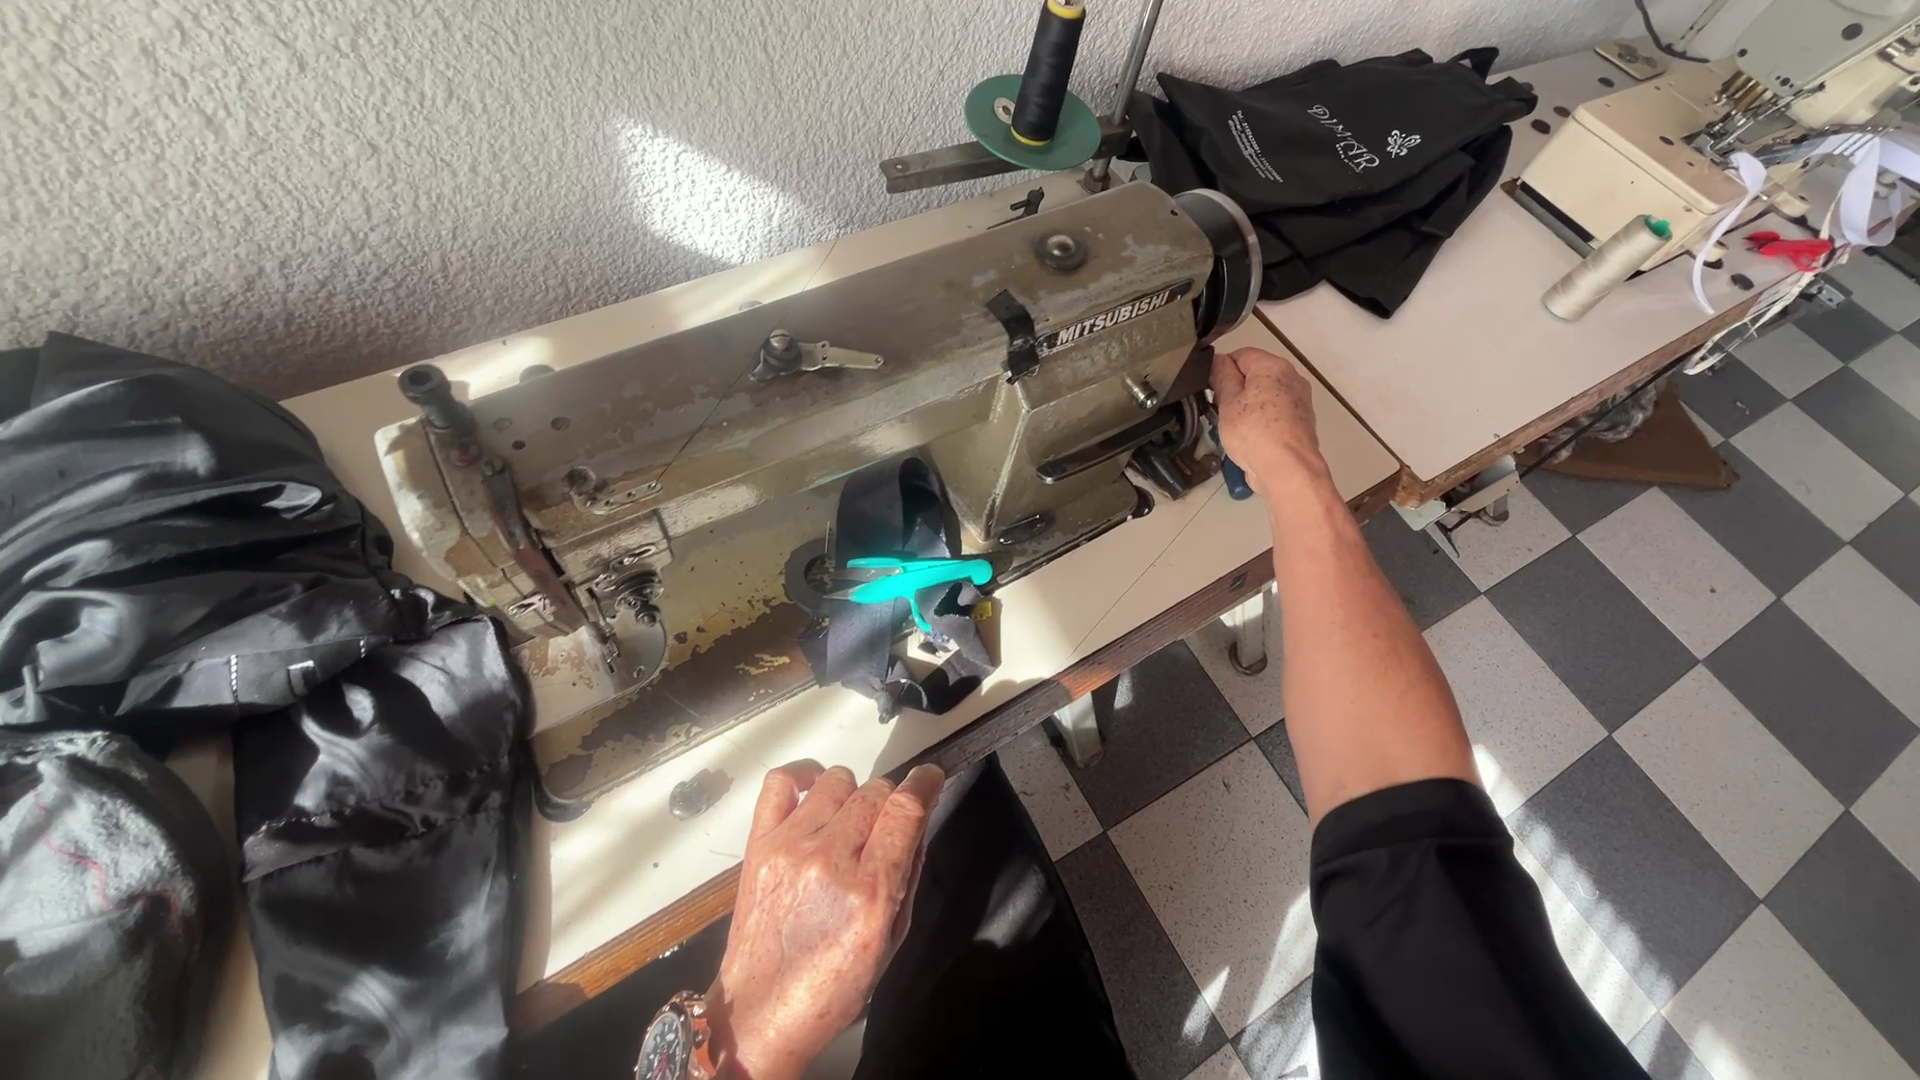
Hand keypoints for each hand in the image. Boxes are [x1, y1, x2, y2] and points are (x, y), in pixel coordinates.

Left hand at [705, 761, 944, 1079]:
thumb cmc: (833, 986)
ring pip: (837, 780)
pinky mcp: (759, 844)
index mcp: (870, 891)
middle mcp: (830, 860)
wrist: (762, 1011)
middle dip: (890, 802)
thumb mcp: (891, 938)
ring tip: (846, 824)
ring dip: (852, 796)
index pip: (905, 807)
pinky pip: (782, 780)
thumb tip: (917, 819)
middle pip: (875, 790)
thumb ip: (909, 872)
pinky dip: (803, 777)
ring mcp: (790, 847)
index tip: (930, 778)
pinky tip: (814, 795)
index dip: (926, 783)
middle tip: (882, 829)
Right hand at [1211, 347, 1329, 494]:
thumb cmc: (1254, 432)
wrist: (1287, 468)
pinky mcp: (1300, 423)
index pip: (1241, 354)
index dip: (1221, 368)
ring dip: (1248, 406)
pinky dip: (1261, 421)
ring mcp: (1299, 402)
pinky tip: (1250, 438)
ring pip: (1265, 395)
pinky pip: (1275, 414)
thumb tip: (1218, 361)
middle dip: (1235, 388)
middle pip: (1256, 375)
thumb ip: (1222, 377)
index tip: (1209, 389)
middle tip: (1218, 409)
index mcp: (1274, 367)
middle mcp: (1292, 378)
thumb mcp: (1228, 402)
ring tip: (1233, 426)